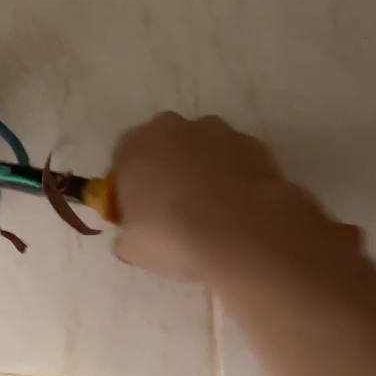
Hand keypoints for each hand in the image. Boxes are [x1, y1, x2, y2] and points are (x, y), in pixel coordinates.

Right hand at [109, 113, 358, 281]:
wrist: (241, 232)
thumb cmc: (172, 235)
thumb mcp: (133, 248)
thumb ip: (128, 235)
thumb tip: (133, 239)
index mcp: (133, 146)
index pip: (124, 161)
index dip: (132, 187)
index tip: (142, 213)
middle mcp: (170, 128)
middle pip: (164, 147)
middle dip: (169, 171)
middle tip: (177, 211)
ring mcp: (215, 131)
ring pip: (202, 149)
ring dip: (204, 171)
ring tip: (215, 212)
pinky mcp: (251, 143)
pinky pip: (236, 159)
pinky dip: (236, 177)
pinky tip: (241, 209)